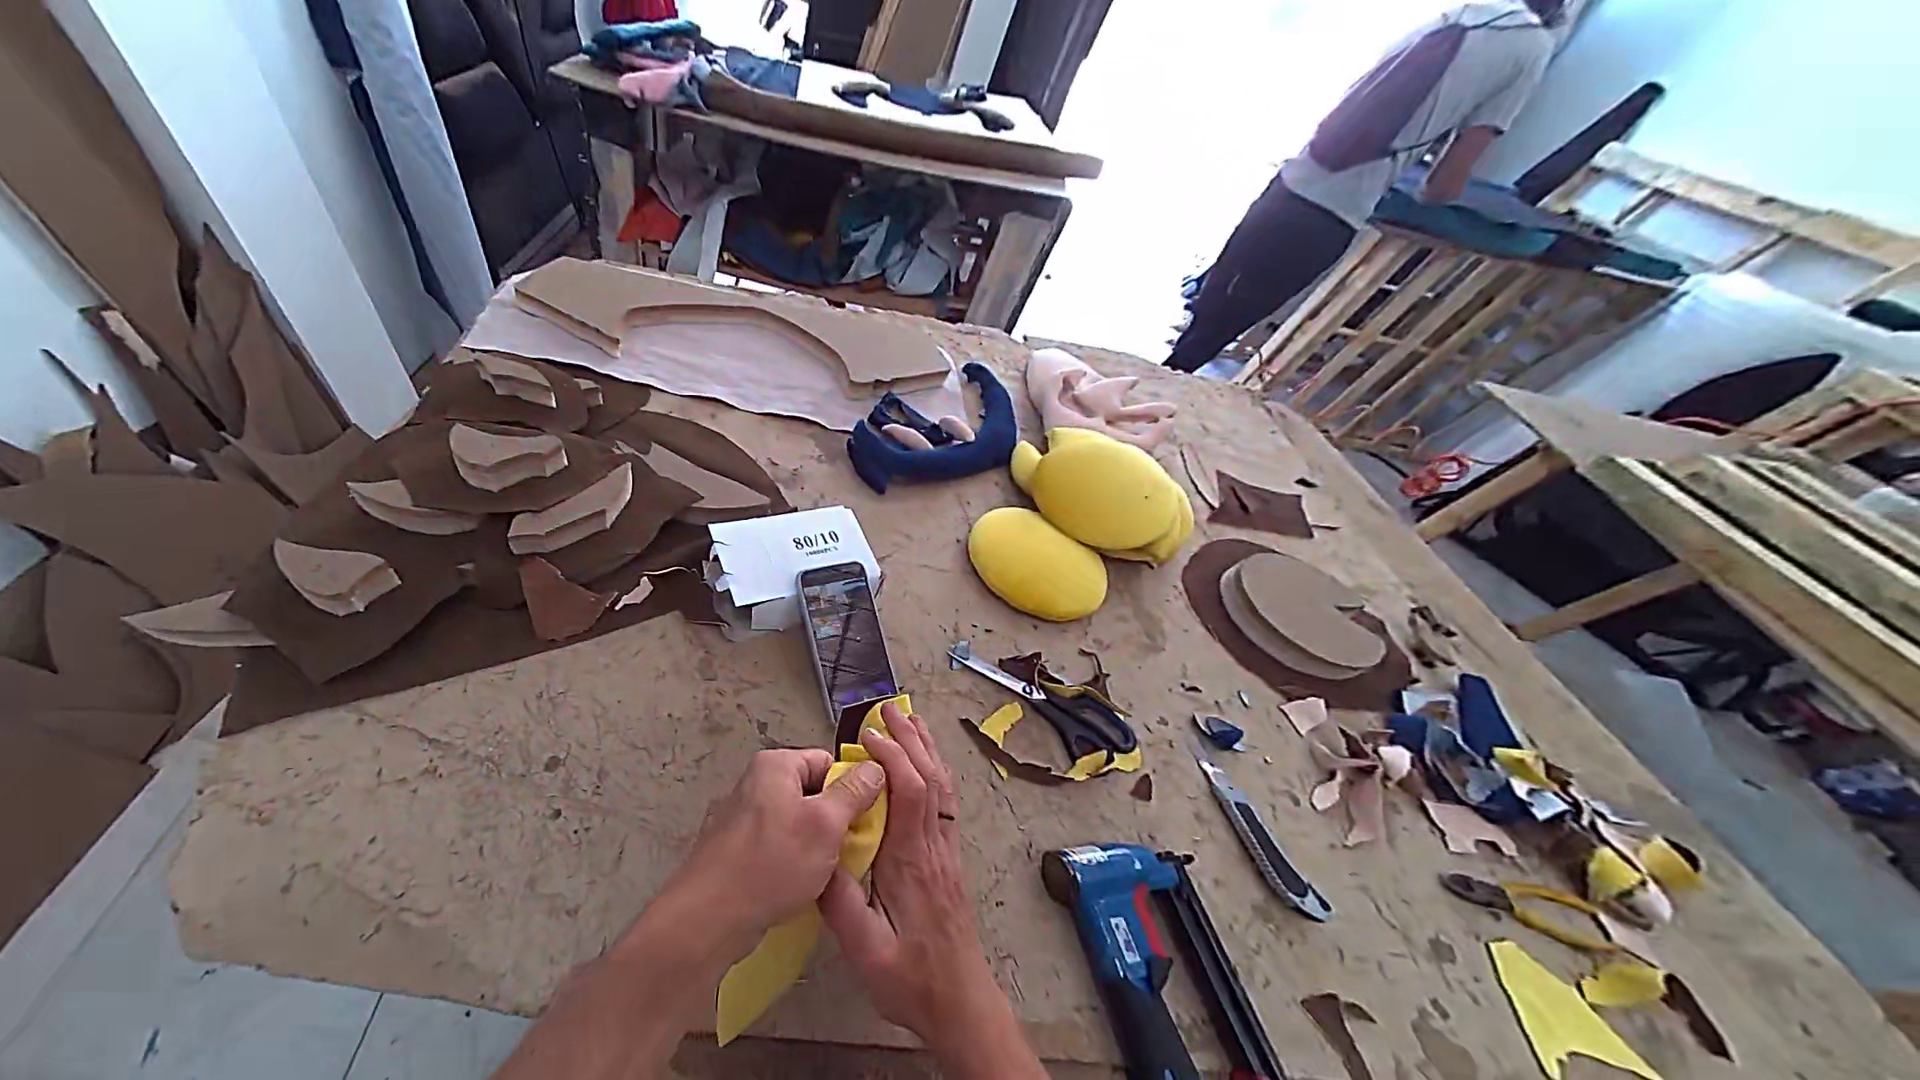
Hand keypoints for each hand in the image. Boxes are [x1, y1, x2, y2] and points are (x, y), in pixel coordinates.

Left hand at [665, 748, 885, 949]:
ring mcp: (738, 818)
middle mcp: (753, 783)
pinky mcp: (729, 851)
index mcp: (775, 765)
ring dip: (813, 844)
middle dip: (833, 819)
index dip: (851, 789)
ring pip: (794, 822)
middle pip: (812, 792)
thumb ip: (855, 791)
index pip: (829, 762)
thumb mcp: (826, 824)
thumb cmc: (771, 864)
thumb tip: (875, 767)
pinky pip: (774, 846)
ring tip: (824, 871)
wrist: (704, 923)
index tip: (862, 819)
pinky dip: (789, 861)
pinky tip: (796, 885)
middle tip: (847, 848)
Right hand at [821, 705, 1023, 1061]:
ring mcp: (946, 848)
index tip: (868, 734)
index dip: (892, 757)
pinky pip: (947, 801)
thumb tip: (820, 855)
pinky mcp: (950, 855)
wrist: (959, 999)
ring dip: (926, 748)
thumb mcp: (866, 952)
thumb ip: (843, 905)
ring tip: (911, 719)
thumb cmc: (910, 979)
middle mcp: (934, 845)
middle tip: (888, 708)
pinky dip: (937, 771)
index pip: (908, 792)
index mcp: (911, 861)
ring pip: (941, 785)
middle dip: (909, 738)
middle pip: (927, 777)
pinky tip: (929, 761)